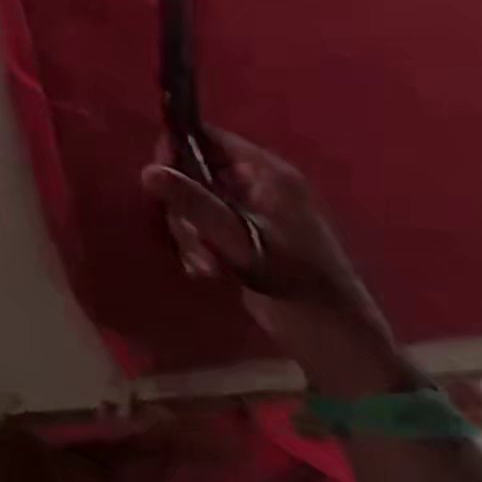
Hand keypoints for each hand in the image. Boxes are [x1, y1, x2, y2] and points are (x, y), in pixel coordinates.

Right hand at [141, 130, 413, 393]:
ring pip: (191, 202)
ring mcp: (248, 211)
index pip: (207, 137)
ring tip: (205, 264)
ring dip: (188, 234)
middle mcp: (256, 184)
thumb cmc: (295, 283)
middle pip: (192, 171)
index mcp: (267, 173)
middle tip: (191, 237)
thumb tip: (146, 170)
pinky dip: (195, 246)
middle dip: (182, 207)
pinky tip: (206, 271)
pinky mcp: (241, 237)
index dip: (176, 150)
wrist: (335, 344)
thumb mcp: (240, 241)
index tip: (158, 179)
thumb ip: (194, 203)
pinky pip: (199, 225)